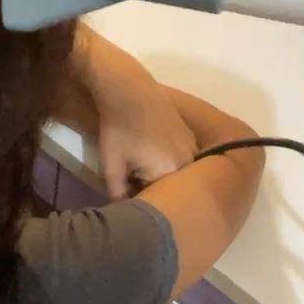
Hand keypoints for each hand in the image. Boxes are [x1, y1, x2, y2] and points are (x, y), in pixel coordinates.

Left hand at [74, 30, 197, 198]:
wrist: (130, 91)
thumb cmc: (118, 131)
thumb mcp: (111, 169)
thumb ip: (117, 196)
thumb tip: (123, 212)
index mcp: (169, 176)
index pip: (154, 201)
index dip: (136, 198)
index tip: (123, 189)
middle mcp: (188, 166)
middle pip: (167, 189)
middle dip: (148, 187)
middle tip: (129, 173)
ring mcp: (193, 150)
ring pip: (174, 174)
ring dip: (158, 174)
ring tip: (138, 159)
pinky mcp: (191, 137)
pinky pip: (179, 160)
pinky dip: (166, 160)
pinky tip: (150, 149)